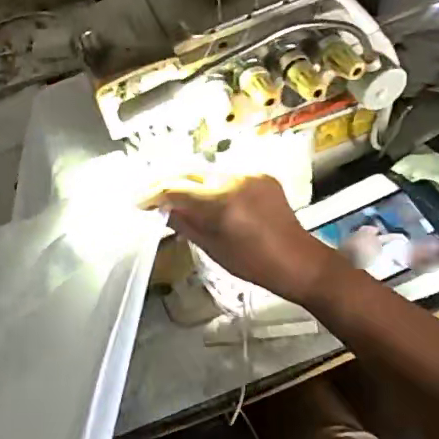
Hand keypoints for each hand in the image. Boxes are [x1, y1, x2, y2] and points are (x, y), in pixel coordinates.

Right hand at [144, 174, 349, 305]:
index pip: (176, 189)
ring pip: (209, 175)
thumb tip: (162, 210)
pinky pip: (228, 177)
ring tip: (176, 199)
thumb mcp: (213, 248)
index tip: (138, 203)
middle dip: (169, 184)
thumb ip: (185, 223)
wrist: (299, 261)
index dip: (153, 195)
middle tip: (151, 197)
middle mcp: (235, 180)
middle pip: (191, 175)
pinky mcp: (262, 176)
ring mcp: (251, 175)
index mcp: (221, 202)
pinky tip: (207, 200)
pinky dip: (213, 186)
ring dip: (191, 184)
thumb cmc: (254, 264)